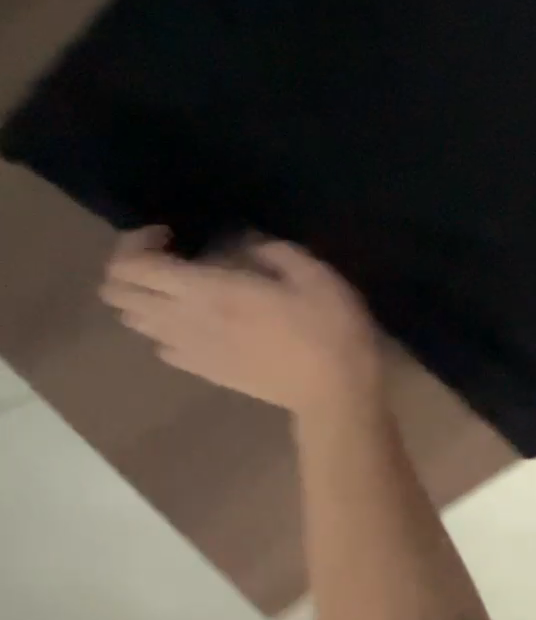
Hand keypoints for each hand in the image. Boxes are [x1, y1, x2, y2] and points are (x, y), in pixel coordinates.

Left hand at [100, 228, 382, 419]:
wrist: (335, 384)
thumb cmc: (330, 325)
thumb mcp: (317, 275)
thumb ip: (275, 252)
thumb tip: (247, 243)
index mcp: (209, 290)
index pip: (131, 266)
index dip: (136, 244)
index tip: (172, 234)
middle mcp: (182, 319)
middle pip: (115, 293)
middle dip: (132, 269)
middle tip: (172, 259)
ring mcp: (187, 348)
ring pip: (133, 319)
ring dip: (147, 299)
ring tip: (187, 290)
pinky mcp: (199, 369)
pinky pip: (161, 344)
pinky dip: (169, 327)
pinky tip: (205, 322)